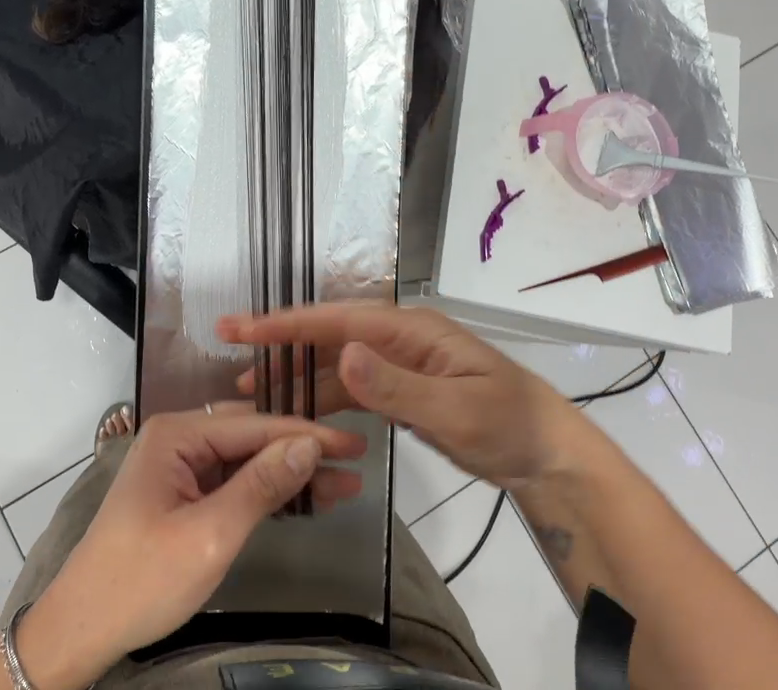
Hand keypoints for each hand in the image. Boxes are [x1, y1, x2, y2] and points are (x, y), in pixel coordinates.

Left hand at [23, 409, 367, 685]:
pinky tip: (302, 499)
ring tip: (343, 486)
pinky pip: (232, 482)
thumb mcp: (211, 535)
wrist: (83, 626)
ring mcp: (177, 466)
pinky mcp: (180, 494)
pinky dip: (266, 492)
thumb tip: (309, 445)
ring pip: (245, 460)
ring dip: (289, 473)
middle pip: (252, 436)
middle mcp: (177, 439)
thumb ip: (261, 486)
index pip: (256, 425)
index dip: (308, 435)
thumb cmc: (143, 579)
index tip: (356, 445)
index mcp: (177, 434)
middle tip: (356, 463)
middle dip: (303, 450)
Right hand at [219, 304, 588, 488]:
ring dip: (297, 374)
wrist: (548, 456)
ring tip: (253, 389)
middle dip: (281, 343)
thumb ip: (396, 385)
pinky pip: (353, 389)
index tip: (241, 327)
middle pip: (330, 336)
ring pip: (337, 364)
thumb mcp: (454, 409)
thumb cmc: (509, 425)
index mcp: (411, 330)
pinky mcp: (403, 392)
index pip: (337, 321)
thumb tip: (342, 353)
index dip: (286, 323)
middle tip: (229, 350)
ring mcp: (401, 365)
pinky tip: (299, 409)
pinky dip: (323, 397)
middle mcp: (400, 339)